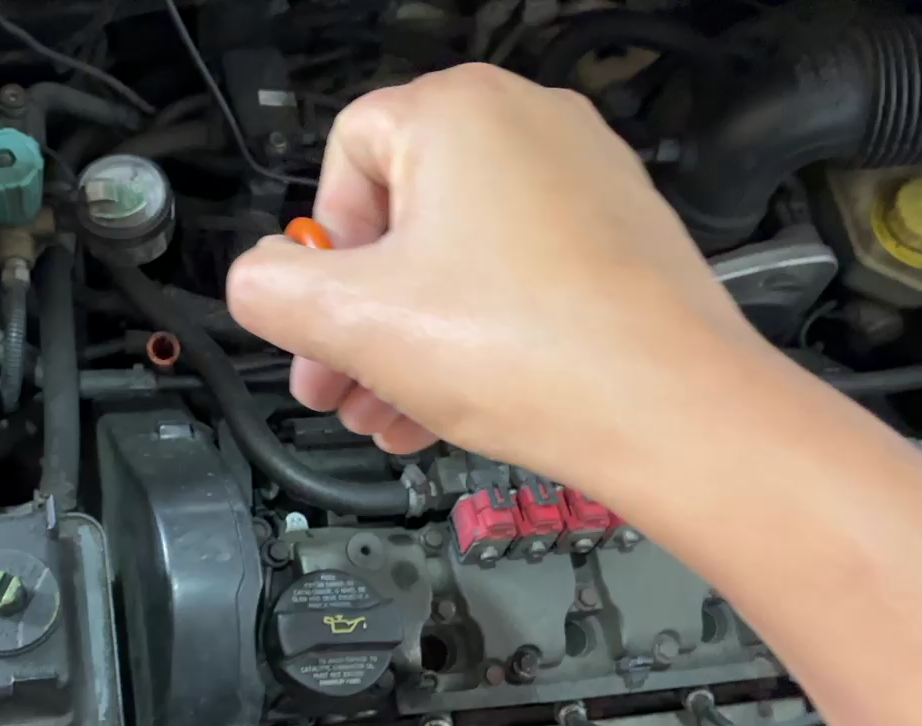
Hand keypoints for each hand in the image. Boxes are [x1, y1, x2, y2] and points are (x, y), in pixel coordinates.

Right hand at [226, 64, 775, 490]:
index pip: (342, 157)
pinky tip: (434, 407)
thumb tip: (256, 283)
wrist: (666, 413)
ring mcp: (572, 188)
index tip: (323, 315)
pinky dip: (459, 343)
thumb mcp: (354, 323)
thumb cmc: (530, 351)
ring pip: (446, 267)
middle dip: (352, 320)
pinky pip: (500, 288)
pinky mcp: (601, 247)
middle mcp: (524, 131)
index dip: (319, 247)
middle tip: (334, 384)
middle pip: (394, 223)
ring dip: (399, 346)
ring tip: (380, 412)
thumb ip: (270, 291)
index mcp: (458, 117)